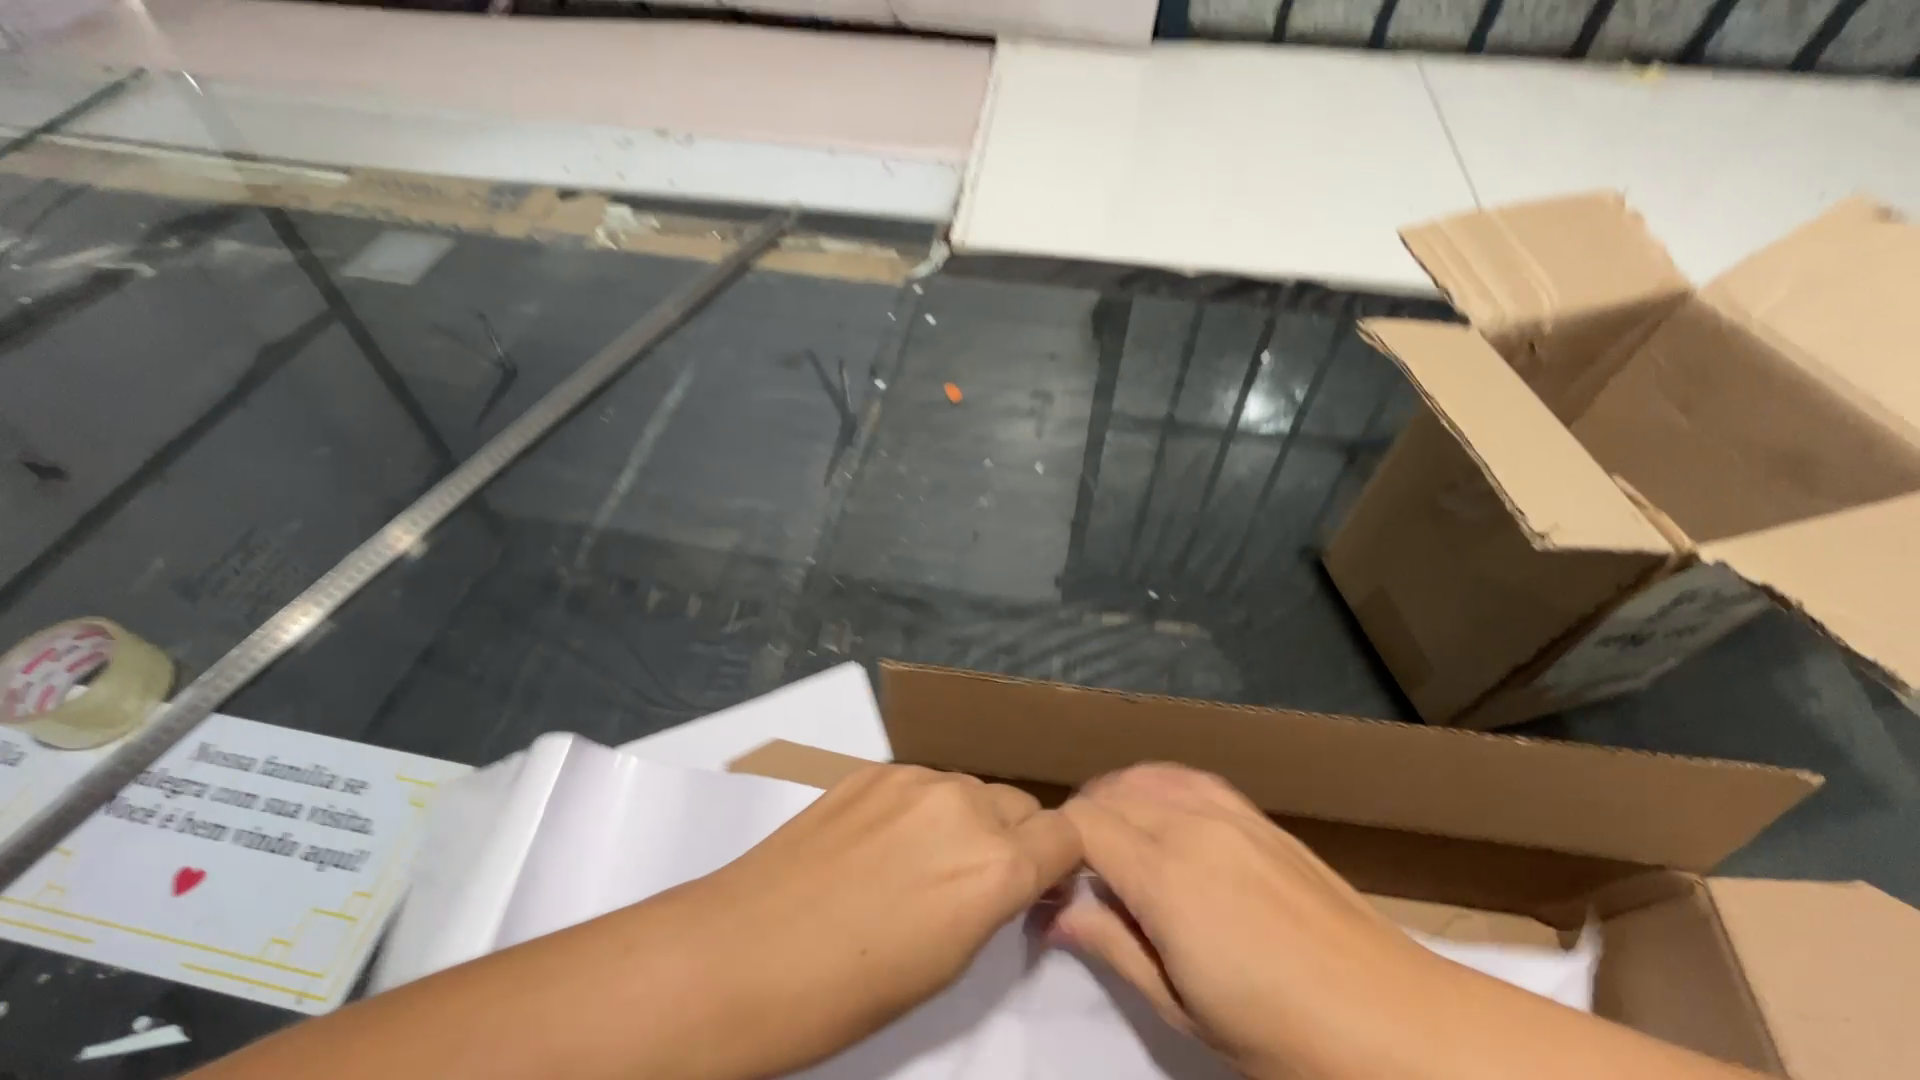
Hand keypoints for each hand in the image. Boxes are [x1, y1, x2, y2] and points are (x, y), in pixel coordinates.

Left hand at [642, 763, 1081, 1078]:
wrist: (742, 955)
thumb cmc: (852, 990)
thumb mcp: (951, 963)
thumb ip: (996, 903)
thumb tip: (1013, 881)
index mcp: (999, 864)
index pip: (1069, 835)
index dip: (1058, 862)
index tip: (1037, 886)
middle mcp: (966, 805)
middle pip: (1022, 805)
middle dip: (1015, 838)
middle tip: (974, 880)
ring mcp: (913, 779)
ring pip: (970, 790)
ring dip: (965, 820)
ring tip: (919, 861)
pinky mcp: (871, 770)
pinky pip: (921, 784)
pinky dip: (919, 809)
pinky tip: (879, 844)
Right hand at [1056, 763, 1450, 1078]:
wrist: (1398, 1024)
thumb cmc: (1280, 1035)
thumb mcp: (1180, 1008)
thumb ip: (1112, 947)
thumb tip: (1055, 914)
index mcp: (1167, 875)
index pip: (1080, 827)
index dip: (1052, 851)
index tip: (1045, 891)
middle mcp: (1194, 825)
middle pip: (1109, 795)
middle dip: (1078, 827)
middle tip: (1073, 880)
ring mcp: (1233, 815)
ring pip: (1148, 777)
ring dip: (1114, 801)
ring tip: (1108, 847)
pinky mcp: (1262, 818)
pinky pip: (1191, 780)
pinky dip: (1157, 789)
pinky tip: (1160, 821)